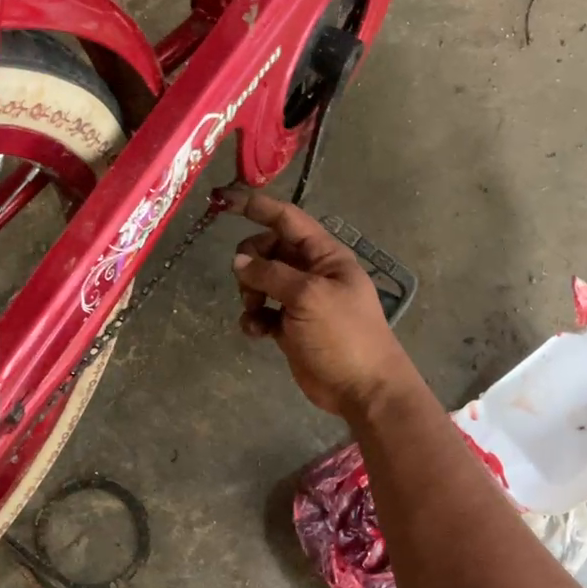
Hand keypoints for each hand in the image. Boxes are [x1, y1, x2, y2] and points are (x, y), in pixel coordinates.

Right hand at [224, 188, 419, 419]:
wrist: (362, 388)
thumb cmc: (344, 336)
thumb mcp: (308, 297)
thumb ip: (271, 274)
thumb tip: (239, 261)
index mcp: (325, 255)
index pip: (286, 219)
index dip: (256, 207)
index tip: (224, 199)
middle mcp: (312, 272)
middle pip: (268, 250)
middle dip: (251, 263)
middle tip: (250, 286)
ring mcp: (301, 301)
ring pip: (261, 282)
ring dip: (251, 294)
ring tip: (257, 314)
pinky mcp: (290, 328)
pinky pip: (263, 312)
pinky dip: (254, 319)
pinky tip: (256, 333)